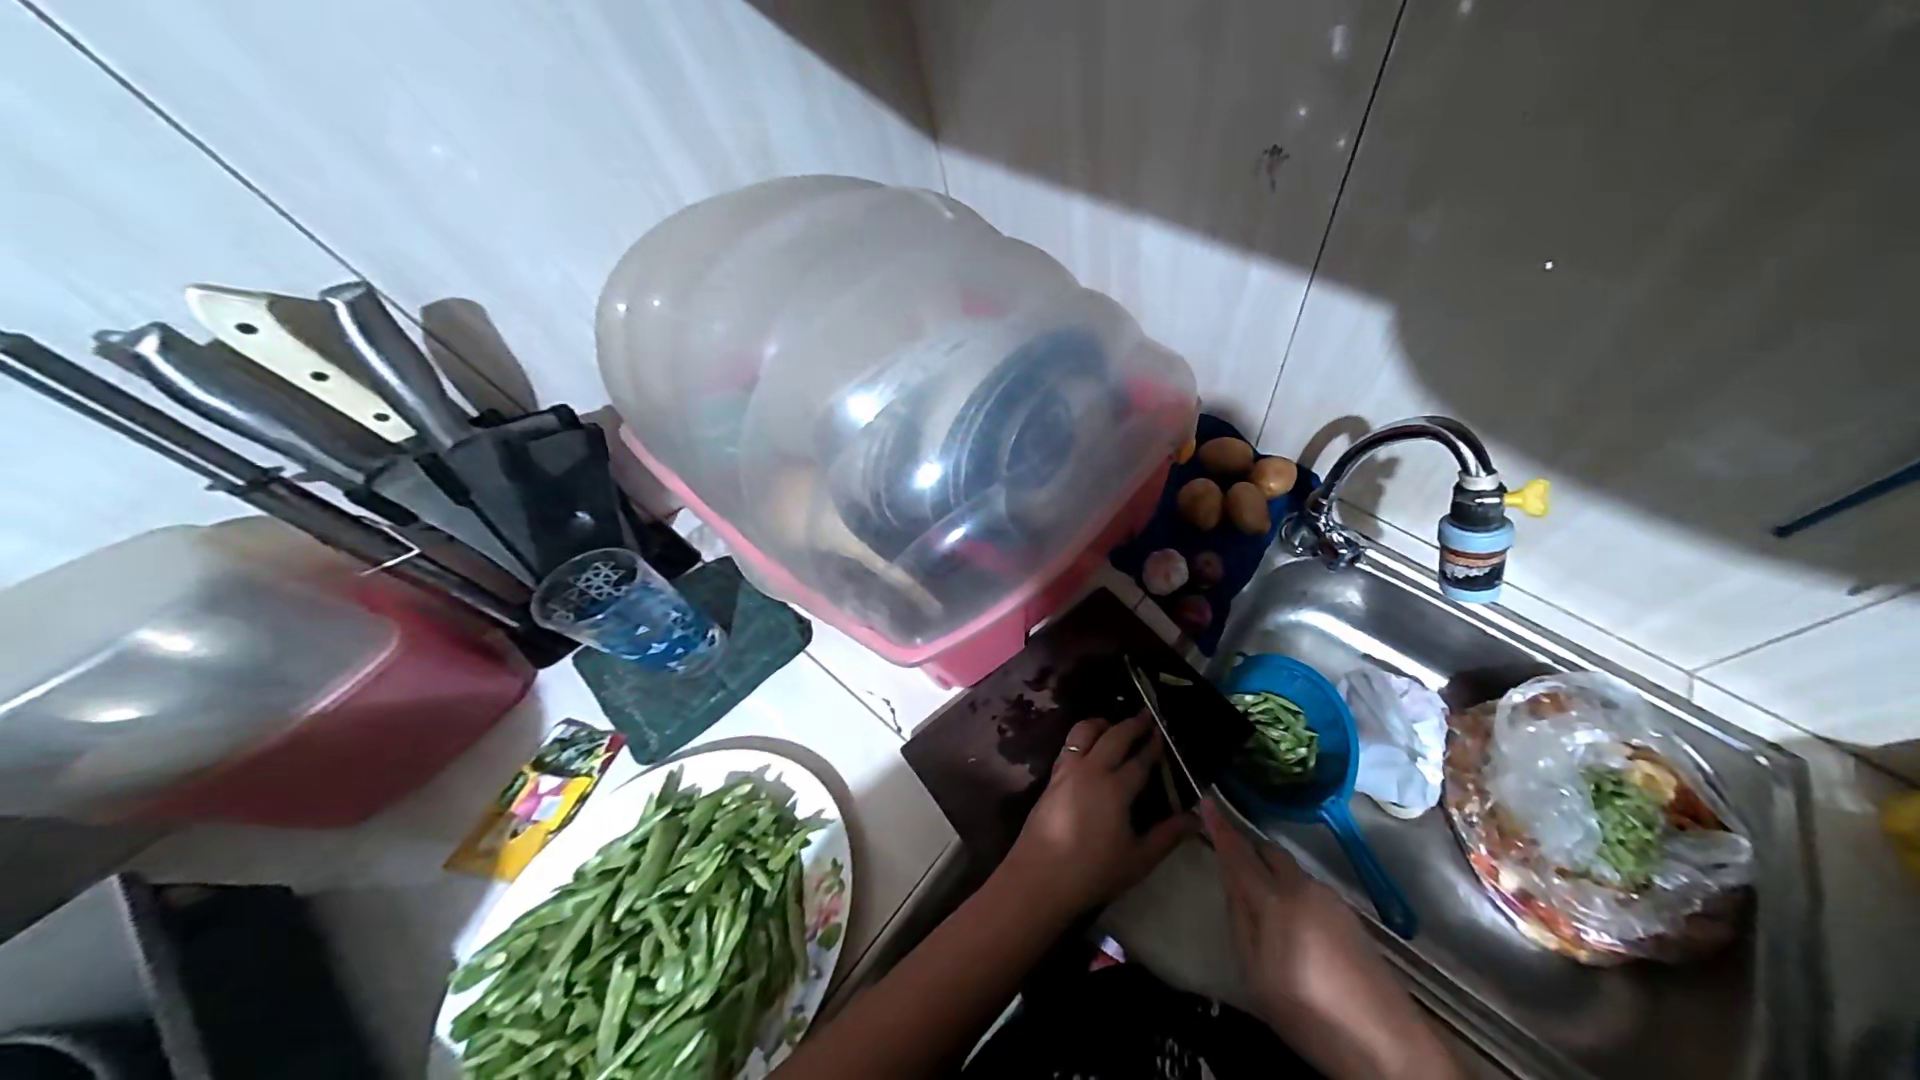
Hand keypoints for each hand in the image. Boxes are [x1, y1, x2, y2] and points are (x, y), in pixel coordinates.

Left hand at [1001, 713, 1194, 916]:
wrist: (1040, 876)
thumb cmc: (1093, 871)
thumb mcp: (1138, 859)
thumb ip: (1167, 836)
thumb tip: (1195, 818)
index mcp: (1116, 788)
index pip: (1140, 760)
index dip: (1154, 746)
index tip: (1164, 734)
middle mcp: (1091, 770)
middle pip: (1113, 736)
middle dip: (1132, 724)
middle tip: (1146, 716)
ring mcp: (1067, 770)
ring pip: (1084, 731)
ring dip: (1102, 724)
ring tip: (1114, 726)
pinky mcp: (1051, 777)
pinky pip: (1069, 744)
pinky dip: (1083, 736)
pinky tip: (1089, 747)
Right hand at [1202, 798, 1458, 1079]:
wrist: (1390, 1048)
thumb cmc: (1310, 1014)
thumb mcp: (1257, 974)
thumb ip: (1240, 920)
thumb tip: (1233, 883)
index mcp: (1276, 900)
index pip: (1239, 852)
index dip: (1220, 826)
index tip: (1206, 800)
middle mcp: (1305, 888)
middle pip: (1268, 851)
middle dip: (1246, 847)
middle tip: (1226, 858)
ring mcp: (1332, 900)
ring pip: (1289, 869)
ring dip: (1269, 870)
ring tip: (1258, 901)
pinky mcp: (1351, 917)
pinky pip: (1308, 887)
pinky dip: (1289, 889)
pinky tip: (1291, 923)